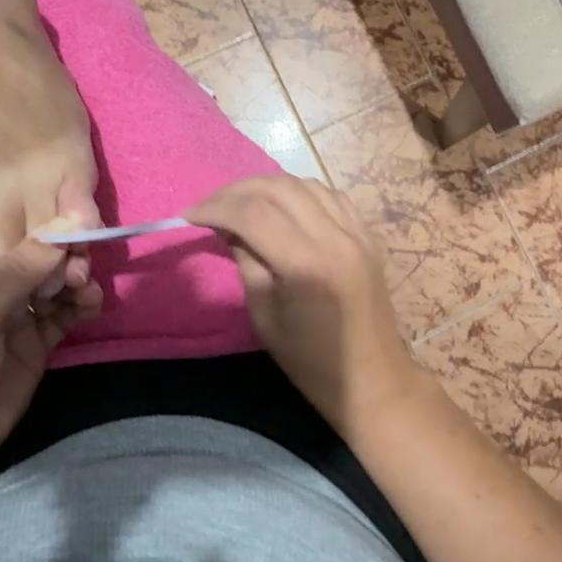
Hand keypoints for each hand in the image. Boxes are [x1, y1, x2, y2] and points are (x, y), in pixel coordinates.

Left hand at [0, 236, 102, 495]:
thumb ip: (18, 272)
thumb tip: (67, 224)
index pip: (8, 234)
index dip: (43, 227)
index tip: (76, 224)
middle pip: (37, 259)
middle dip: (65, 257)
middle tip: (82, 268)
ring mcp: (13, 317)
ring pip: (55, 285)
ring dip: (76, 282)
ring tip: (88, 290)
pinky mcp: (34, 345)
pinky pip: (65, 315)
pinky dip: (81, 307)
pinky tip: (92, 305)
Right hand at [186, 176, 426, 437]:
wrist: (372, 378)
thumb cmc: (310, 360)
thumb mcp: (264, 315)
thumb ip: (246, 262)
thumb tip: (228, 225)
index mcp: (307, 264)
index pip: (253, 214)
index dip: (216, 208)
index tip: (189, 215)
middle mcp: (336, 237)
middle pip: (280, 188)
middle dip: (238, 190)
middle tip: (210, 205)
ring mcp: (358, 232)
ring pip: (307, 184)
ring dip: (269, 186)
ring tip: (241, 201)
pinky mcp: (368, 235)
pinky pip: (331, 195)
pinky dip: (301, 192)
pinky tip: (283, 205)